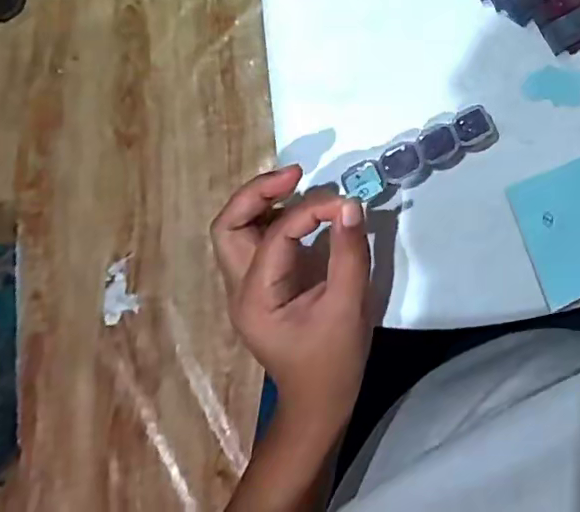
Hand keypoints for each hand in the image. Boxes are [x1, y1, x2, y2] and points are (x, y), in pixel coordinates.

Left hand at [211, 169, 372, 430]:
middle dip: (257, 193)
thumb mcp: (349, 307)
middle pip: (229, 225)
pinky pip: (258, 237)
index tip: (346, 204)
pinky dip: (275, 214)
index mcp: (255, 298)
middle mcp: (241, 288)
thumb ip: (349, 253)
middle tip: (296, 173)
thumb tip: (350, 204)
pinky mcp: (264, 283)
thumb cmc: (333, 363)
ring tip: (298, 183)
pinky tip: (302, 209)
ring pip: (237, 228)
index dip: (311, 209)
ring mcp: (248, 286)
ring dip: (263, 200)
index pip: (277, 233)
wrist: (319, 405)